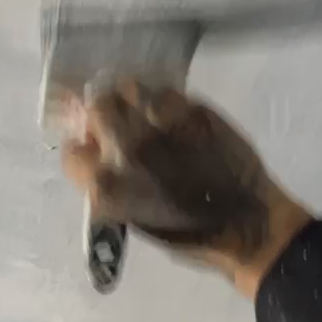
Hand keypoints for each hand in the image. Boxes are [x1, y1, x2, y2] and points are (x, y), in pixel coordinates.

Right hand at [60, 80, 311, 296]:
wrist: (249, 227)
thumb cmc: (190, 234)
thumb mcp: (136, 219)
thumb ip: (111, 183)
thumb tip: (95, 153)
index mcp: (110, 186)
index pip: (73, 151)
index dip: (82, 147)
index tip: (92, 145)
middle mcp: (131, 150)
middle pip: (98, 105)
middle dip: (103, 110)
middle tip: (117, 118)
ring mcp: (163, 126)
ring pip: (131, 87)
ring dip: (133, 97)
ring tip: (144, 109)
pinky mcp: (195, 112)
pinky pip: (168, 91)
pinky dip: (165, 98)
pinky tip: (173, 112)